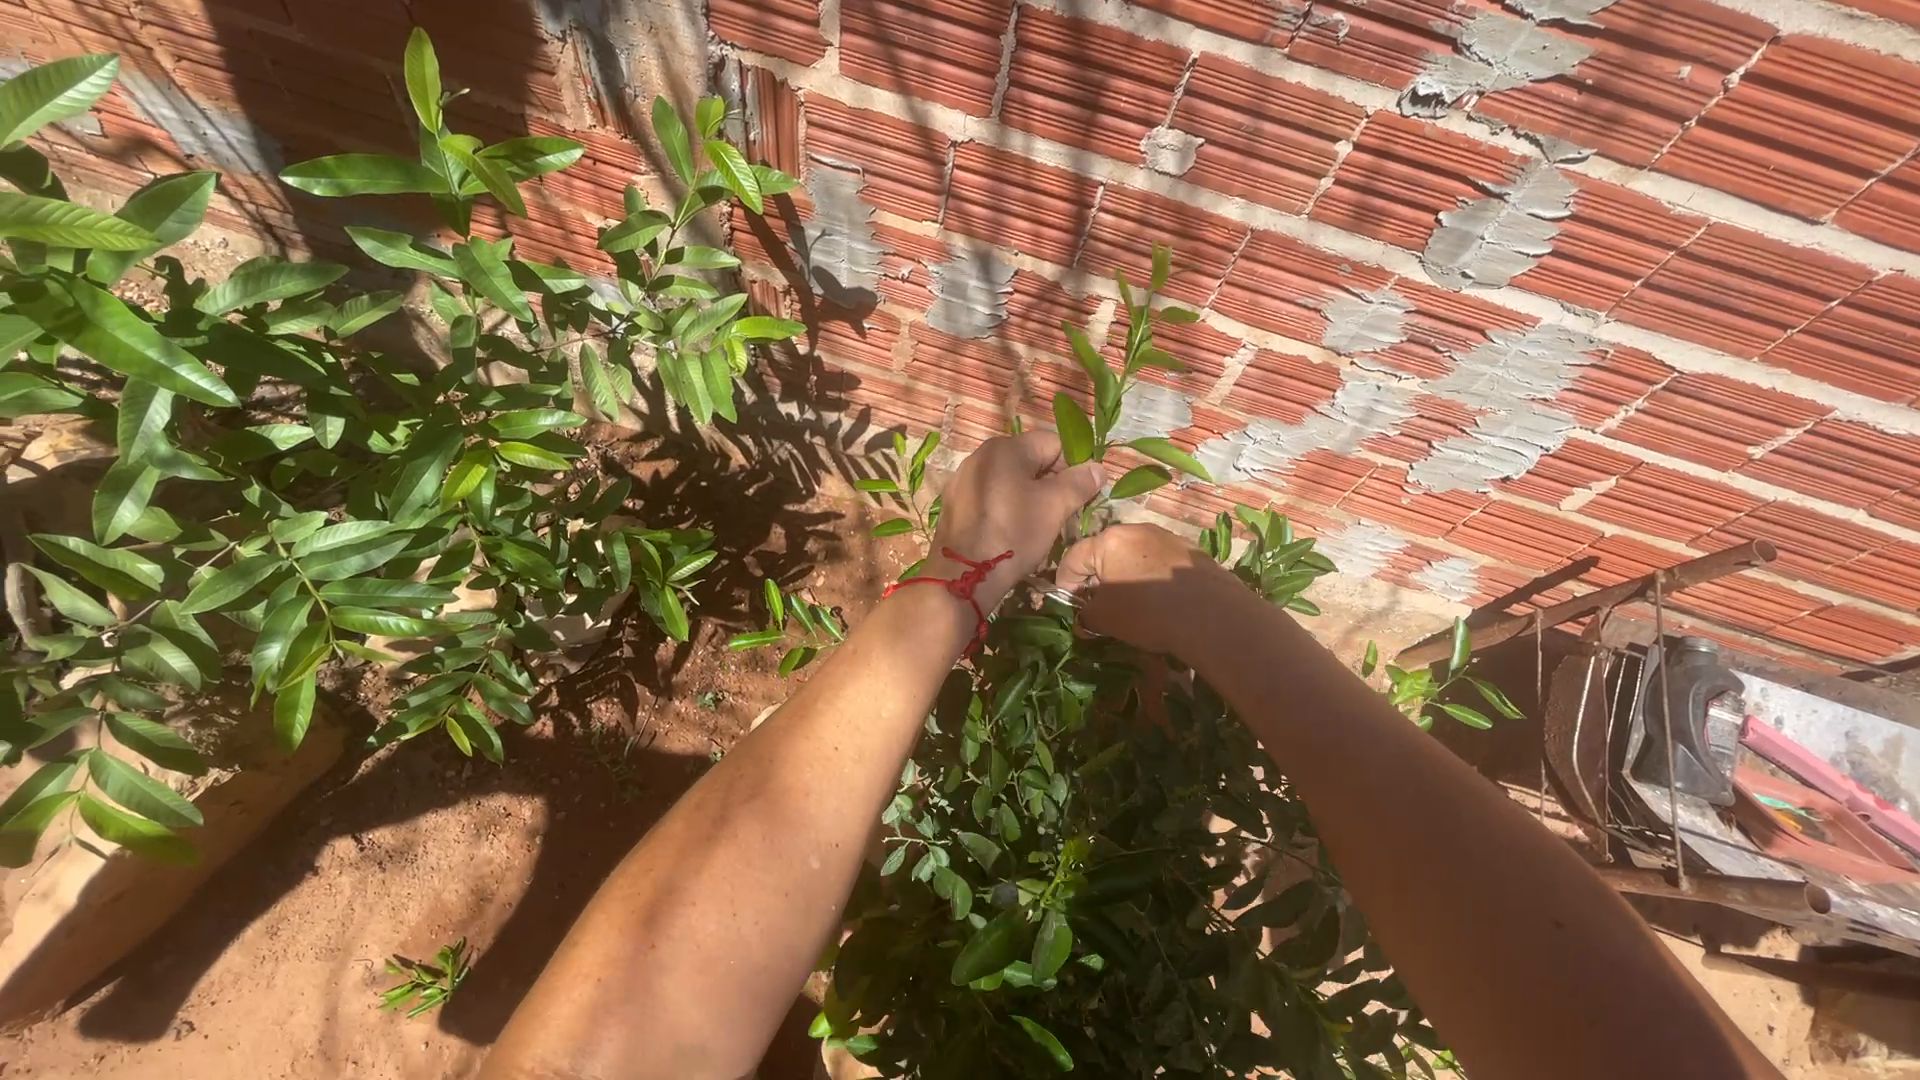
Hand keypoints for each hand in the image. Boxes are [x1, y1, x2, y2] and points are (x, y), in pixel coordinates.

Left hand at [922, 432, 1104, 609]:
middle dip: (1051, 483)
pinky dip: (1006, 509)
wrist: (963, 575)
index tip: (1082, 494)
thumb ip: (1080, 483)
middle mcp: (980, 456)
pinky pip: (991, 498)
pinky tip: (1011, 532)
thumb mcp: (1055, 507)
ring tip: (1038, 526)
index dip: (1074, 466)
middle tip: (1063, 513)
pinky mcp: (955, 504)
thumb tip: (1098, 468)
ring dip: (1029, 497)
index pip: (1053, 443)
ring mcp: (963, 480)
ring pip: (1010, 481)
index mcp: (1005, 447)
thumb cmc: (1013, 534)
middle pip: (1030, 461)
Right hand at [1055, 523, 1243, 655]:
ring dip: (1124, 577)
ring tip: (1130, 605)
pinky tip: (1159, 602)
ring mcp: (1165, 537)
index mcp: (1108, 540)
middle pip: (1104, 553)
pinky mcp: (1189, 550)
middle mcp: (1135, 530)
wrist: (1212, 615)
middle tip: (1098, 606)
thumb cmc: (1147, 611)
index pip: (1073, 558)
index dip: (1065, 584)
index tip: (1070, 606)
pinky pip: (1157, 563)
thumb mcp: (1105, 618)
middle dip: (1096, 579)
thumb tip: (1085, 615)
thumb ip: (1086, 614)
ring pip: (1132, 556)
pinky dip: (1150, 579)